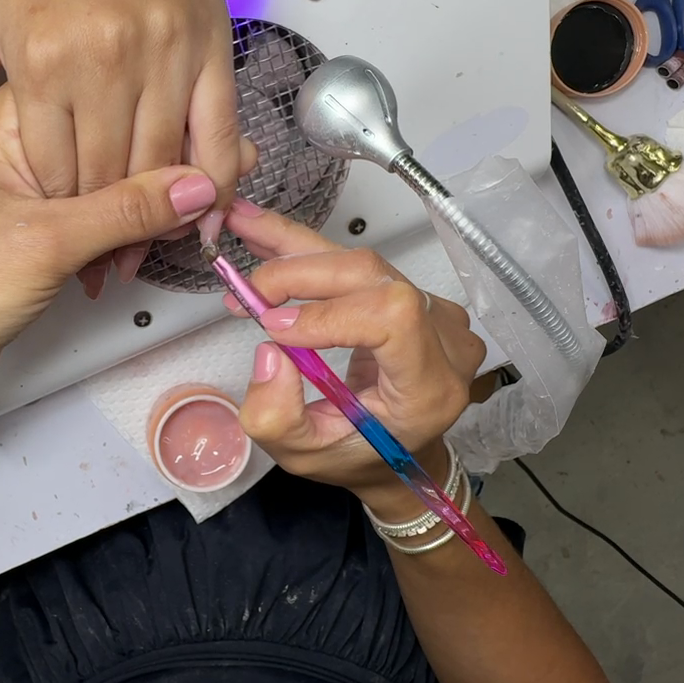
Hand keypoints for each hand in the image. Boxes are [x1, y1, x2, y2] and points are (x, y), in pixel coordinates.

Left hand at [0, 0, 241, 289]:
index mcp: (43, 62)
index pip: (59, 175)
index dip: (64, 219)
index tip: (69, 250)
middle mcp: (107, 61)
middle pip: (111, 179)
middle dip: (110, 236)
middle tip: (109, 269)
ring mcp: (164, 53)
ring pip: (167, 164)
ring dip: (161, 218)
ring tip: (152, 250)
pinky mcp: (209, 47)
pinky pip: (220, 134)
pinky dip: (218, 182)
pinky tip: (209, 215)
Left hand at [0, 86, 219, 388]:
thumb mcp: (49, 242)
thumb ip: (127, 208)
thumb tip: (199, 187)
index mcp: (11, 115)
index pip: (109, 99)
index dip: (166, 139)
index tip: (211, 178)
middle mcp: (26, 131)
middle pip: (122, 132)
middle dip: (171, 174)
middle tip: (212, 212)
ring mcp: (37, 170)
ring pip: (118, 167)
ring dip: (156, 202)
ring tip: (195, 228)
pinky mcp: (45, 207)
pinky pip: (104, 199)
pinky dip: (134, 219)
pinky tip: (163, 234)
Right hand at [224, 202, 487, 507]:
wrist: (398, 451)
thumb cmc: (356, 456)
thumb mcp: (304, 457)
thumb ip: (277, 417)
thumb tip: (269, 350)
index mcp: (428, 387)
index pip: (393, 318)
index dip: (328, 313)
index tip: (272, 327)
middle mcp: (444, 339)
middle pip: (372, 276)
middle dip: (299, 276)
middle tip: (244, 294)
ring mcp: (435, 311)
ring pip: (360, 261)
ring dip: (294, 251)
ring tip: (239, 226)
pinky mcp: (414, 293)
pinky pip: (358, 263)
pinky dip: (306, 249)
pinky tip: (264, 229)